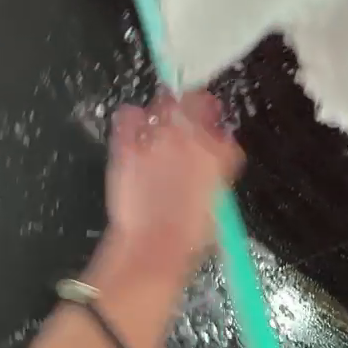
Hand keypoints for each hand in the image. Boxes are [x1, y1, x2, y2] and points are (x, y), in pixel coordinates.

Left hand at [102, 90, 242, 281]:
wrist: (154, 245)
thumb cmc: (189, 233)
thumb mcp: (216, 201)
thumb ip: (217, 169)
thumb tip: (216, 154)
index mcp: (215, 154)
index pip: (220, 123)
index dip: (215, 126)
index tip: (213, 130)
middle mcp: (187, 139)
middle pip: (192, 103)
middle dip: (192, 109)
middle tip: (189, 120)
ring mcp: (155, 139)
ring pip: (162, 105)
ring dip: (164, 112)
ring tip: (162, 128)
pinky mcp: (127, 146)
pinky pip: (128, 116)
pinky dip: (132, 118)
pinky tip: (135, 127)